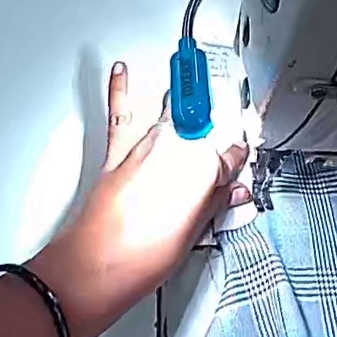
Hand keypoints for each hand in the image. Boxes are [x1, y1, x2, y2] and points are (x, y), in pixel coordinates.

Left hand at [28, 61, 248, 336]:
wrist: (97, 266)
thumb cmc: (143, 256)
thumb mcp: (194, 234)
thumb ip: (216, 203)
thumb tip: (233, 191)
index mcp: (201, 168)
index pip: (231, 152)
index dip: (237, 158)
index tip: (239, 163)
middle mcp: (175, 148)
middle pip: (204, 130)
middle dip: (214, 132)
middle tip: (220, 142)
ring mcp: (146, 145)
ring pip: (170, 113)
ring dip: (182, 102)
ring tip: (192, 76)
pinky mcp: (119, 149)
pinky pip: (121, 111)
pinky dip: (120, 87)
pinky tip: (122, 70)